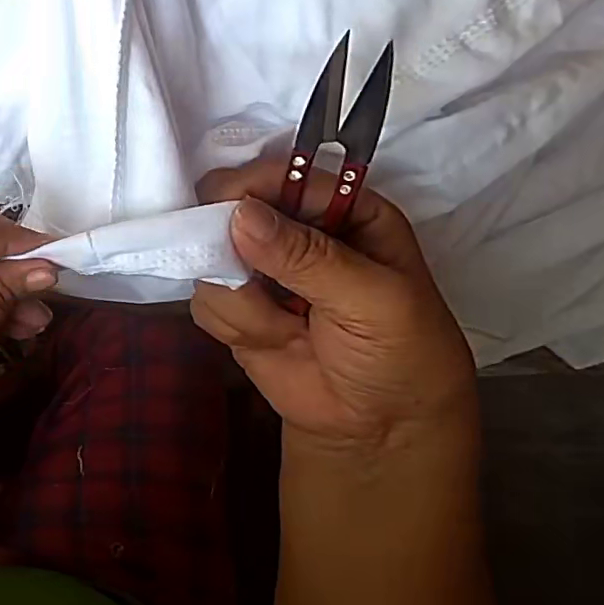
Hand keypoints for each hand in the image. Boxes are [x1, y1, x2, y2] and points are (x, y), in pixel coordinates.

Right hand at [189, 159, 475, 455]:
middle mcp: (293, 234)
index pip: (285, 177)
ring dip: (242, 300)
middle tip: (244, 273)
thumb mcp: (374, 301)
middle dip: (229, 242)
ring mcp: (257, 272)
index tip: (224, 207)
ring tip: (287, 327)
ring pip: (209, 261)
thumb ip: (309, 257)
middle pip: (229, 209)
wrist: (375, 427)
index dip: (251, 186)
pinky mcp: (233, 307)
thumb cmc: (400, 354)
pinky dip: (231, 324)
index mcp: (341, 212)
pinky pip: (203, 301)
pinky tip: (270, 340)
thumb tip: (239, 216)